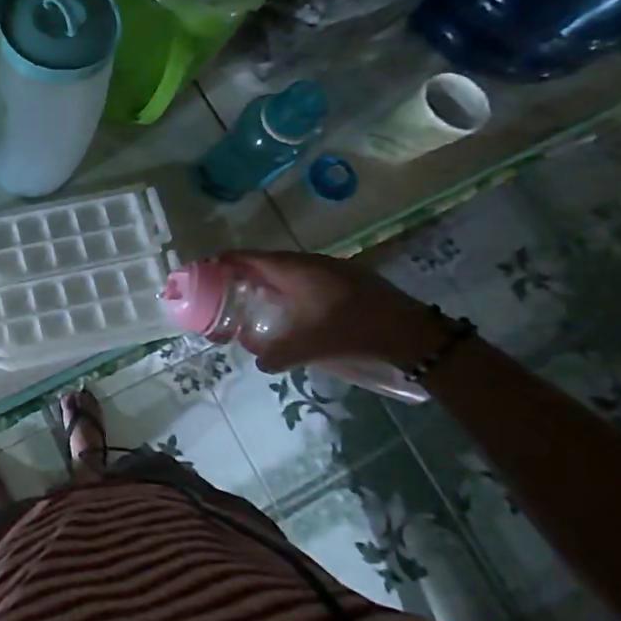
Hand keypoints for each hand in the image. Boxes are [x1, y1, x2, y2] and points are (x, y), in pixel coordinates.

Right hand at [225, 251, 448, 373]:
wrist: (410, 331)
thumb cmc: (350, 331)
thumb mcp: (307, 348)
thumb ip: (276, 355)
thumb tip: (259, 362)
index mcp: (293, 270)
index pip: (249, 257)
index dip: (227, 261)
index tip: (209, 268)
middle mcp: (309, 261)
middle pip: (269, 260)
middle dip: (247, 271)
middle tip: (231, 287)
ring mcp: (332, 266)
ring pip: (292, 266)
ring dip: (274, 278)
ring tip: (262, 296)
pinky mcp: (350, 275)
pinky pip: (310, 273)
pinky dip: (295, 284)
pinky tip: (300, 304)